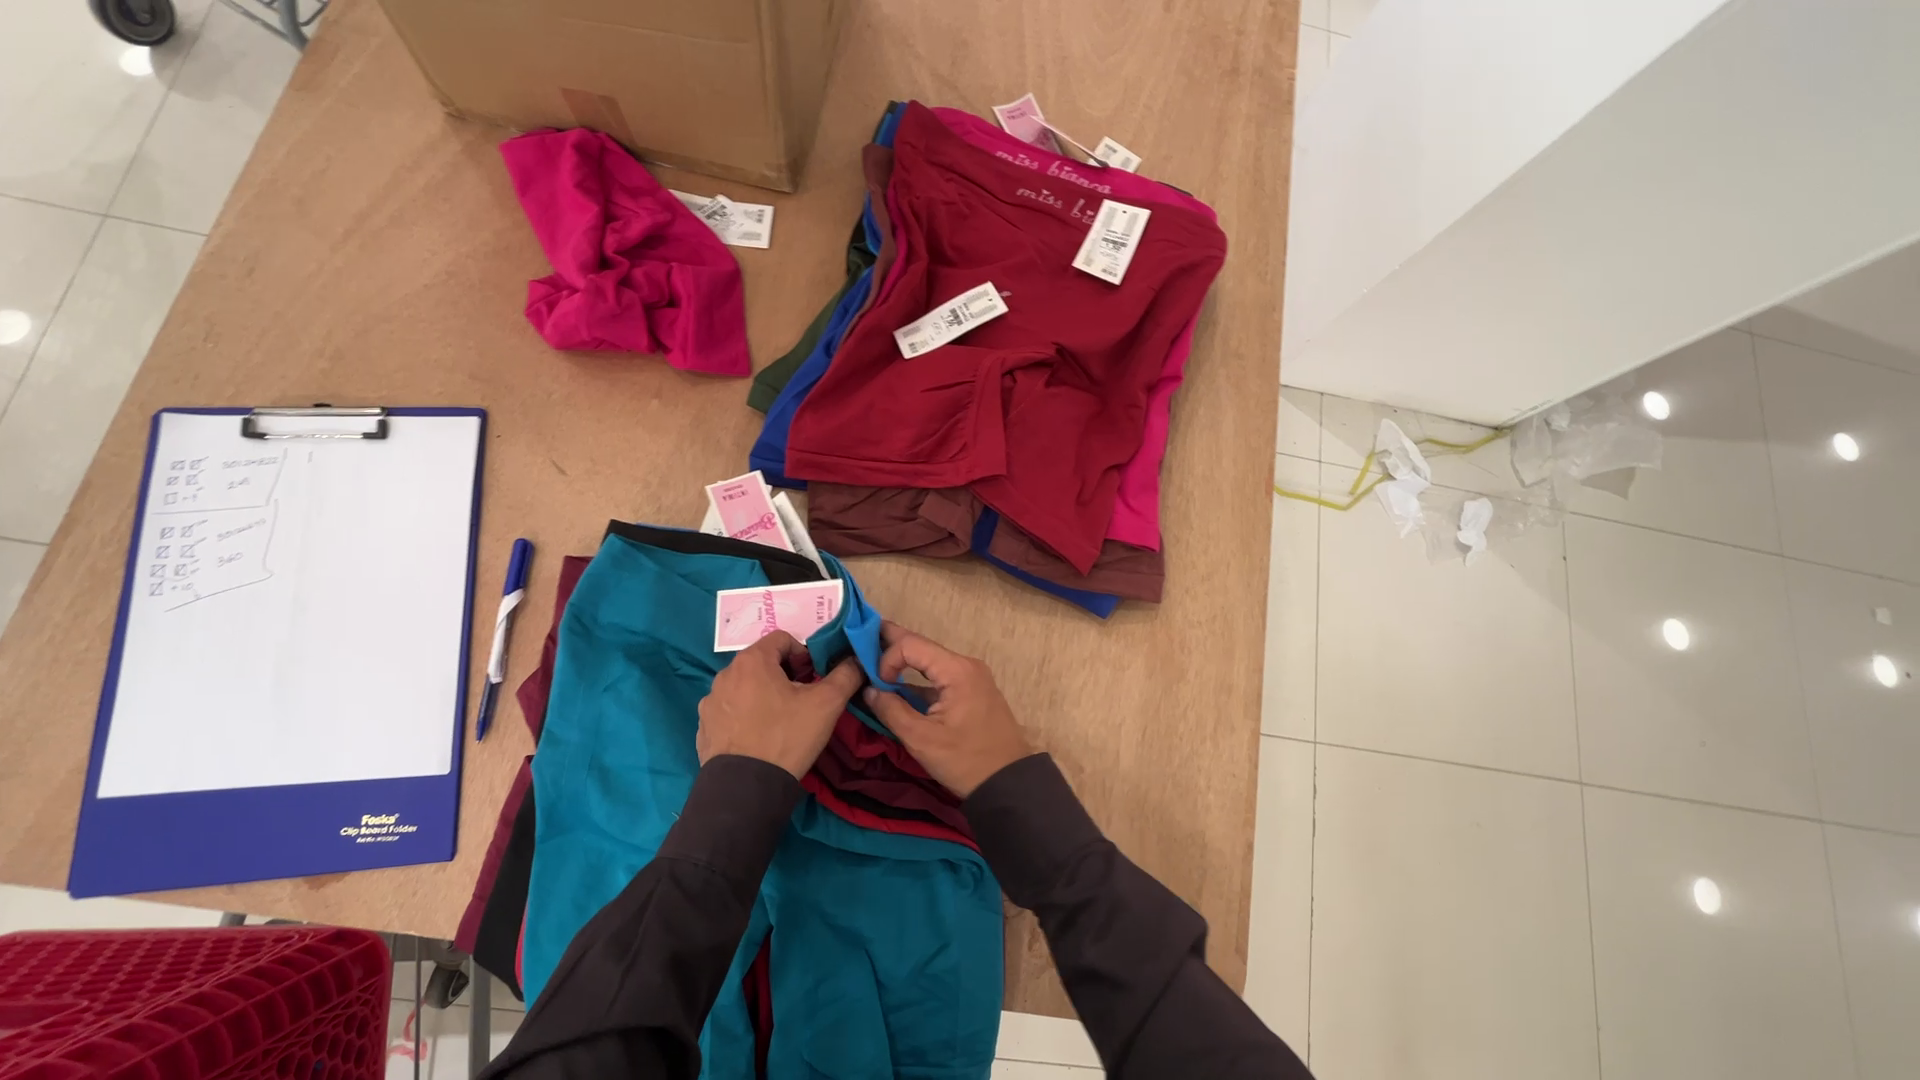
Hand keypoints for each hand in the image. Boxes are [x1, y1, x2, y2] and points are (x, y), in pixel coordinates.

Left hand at [698, 631, 864, 778]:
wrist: (747, 789)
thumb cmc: (787, 736)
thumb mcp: (826, 704)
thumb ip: (846, 675)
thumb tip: (857, 660)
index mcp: (752, 661)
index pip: (783, 639)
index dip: (804, 654)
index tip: (815, 679)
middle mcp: (724, 675)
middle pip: (763, 663)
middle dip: (785, 676)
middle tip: (803, 701)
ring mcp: (710, 703)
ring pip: (745, 688)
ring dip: (764, 696)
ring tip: (780, 722)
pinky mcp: (704, 728)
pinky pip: (730, 712)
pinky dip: (745, 717)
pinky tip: (759, 739)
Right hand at [861, 621, 1032, 797]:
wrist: (1008, 782)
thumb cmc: (965, 760)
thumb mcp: (921, 739)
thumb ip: (891, 710)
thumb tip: (869, 690)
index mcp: (956, 670)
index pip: (911, 645)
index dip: (887, 658)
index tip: (876, 684)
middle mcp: (966, 665)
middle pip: (921, 648)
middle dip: (891, 647)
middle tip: (861, 642)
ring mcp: (972, 677)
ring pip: (930, 663)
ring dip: (904, 666)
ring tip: (875, 666)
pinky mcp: (972, 691)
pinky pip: (940, 678)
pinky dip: (919, 682)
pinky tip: (899, 687)